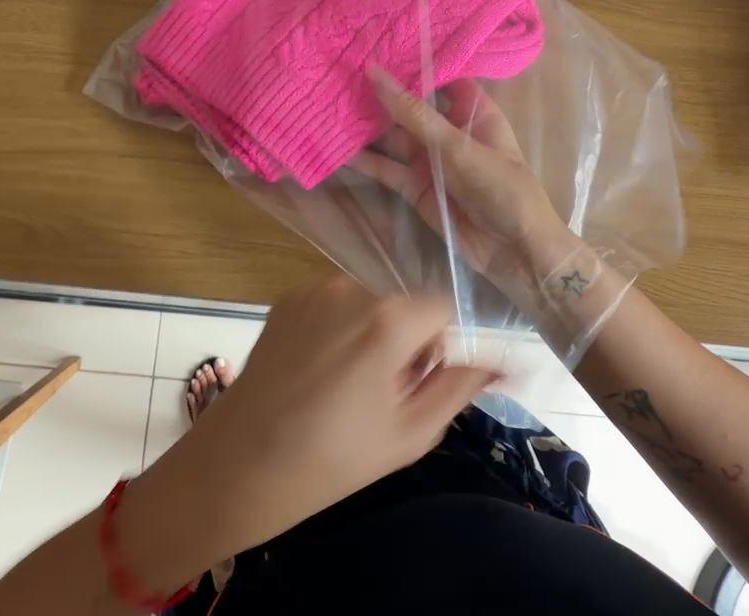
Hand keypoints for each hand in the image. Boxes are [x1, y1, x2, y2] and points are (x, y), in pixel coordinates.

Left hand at [119, 274, 496, 582]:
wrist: (242, 461)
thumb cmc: (335, 457)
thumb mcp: (412, 431)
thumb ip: (461, 384)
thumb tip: (506, 361)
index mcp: (389, 318)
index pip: (443, 309)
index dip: (440, 347)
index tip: (418, 384)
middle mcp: (351, 287)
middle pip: (403, 304)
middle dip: (405, 341)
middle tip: (380, 396)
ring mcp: (312, 290)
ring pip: (366, 305)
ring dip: (370, 334)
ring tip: (342, 387)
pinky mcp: (284, 299)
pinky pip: (331, 307)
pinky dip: (336, 331)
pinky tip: (314, 374)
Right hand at [350, 72, 597, 311]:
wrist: (513, 253)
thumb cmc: (501, 189)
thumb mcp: (457, 148)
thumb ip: (413, 114)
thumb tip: (375, 73)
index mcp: (473, 111)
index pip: (440, 76)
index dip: (412, 60)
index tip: (377, 42)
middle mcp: (448, 131)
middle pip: (409, 105)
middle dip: (380, 92)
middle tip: (340, 69)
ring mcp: (429, 159)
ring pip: (392, 136)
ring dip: (366, 124)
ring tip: (331, 103)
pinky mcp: (415, 186)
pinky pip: (386, 167)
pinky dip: (364, 160)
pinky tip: (337, 147)